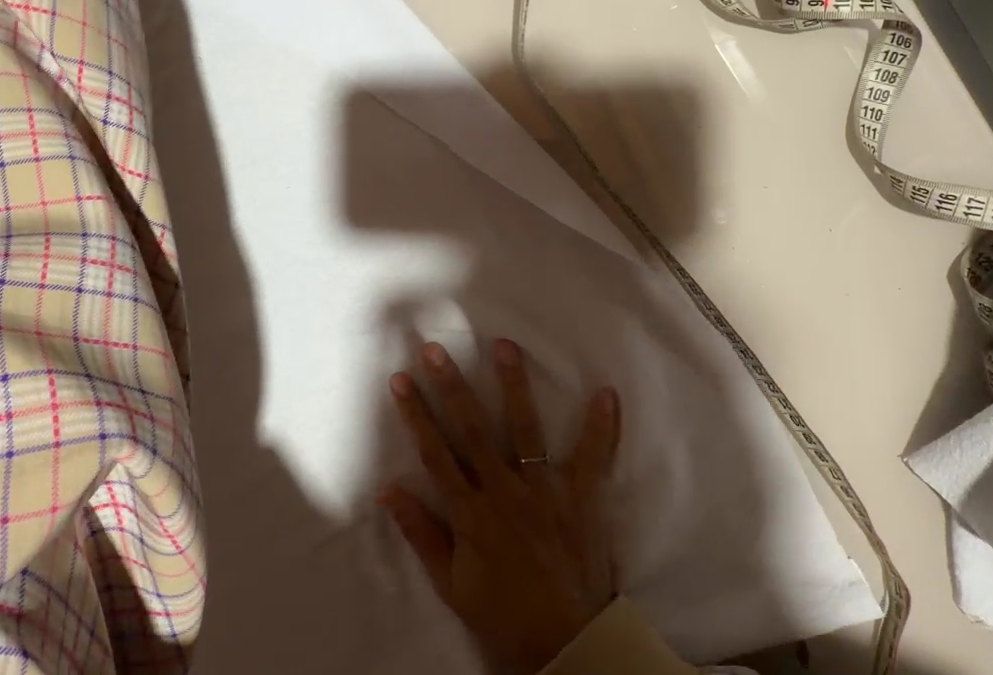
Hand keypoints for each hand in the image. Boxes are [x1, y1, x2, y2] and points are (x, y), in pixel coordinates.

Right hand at [383, 340, 622, 674]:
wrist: (568, 645)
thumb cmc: (502, 615)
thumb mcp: (451, 582)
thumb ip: (420, 533)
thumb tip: (387, 489)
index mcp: (470, 514)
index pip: (435, 453)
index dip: (415, 414)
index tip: (401, 379)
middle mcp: (504, 494)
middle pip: (472, 431)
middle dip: (451, 387)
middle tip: (436, 349)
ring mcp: (545, 494)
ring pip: (525, 430)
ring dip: (513, 386)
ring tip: (504, 346)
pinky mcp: (582, 501)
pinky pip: (594, 460)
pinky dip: (601, 427)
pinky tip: (605, 392)